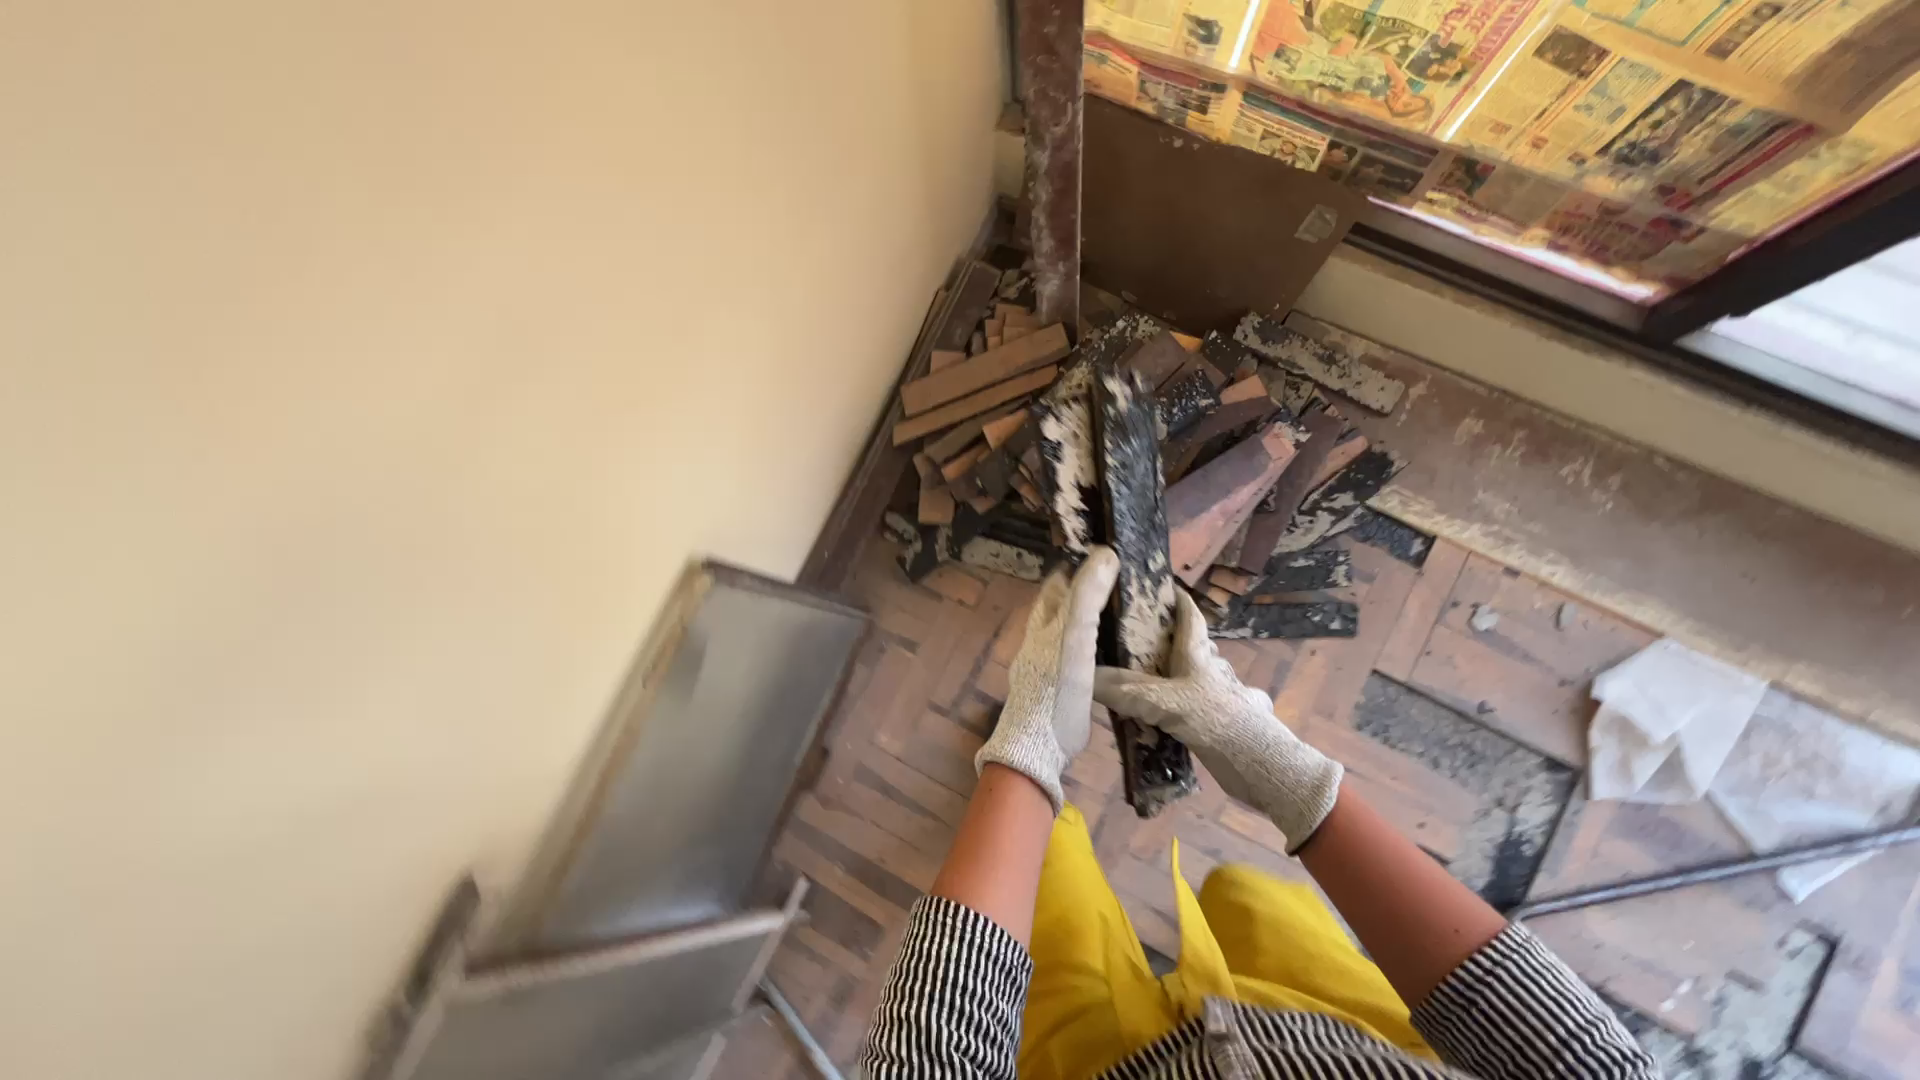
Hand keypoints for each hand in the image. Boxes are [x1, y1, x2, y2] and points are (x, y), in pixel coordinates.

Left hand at [975, 546, 1118, 814]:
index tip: (1105, 560)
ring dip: (1089, 626)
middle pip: (1060, 612)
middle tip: (1119, 589)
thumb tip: (1105, 553)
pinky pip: (1077, 663)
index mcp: (1041, 627)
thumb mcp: (1074, 636)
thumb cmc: (1055, 689)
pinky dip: (1093, 653)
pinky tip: (1111, 659)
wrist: (1038, 748)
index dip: (1076, 571)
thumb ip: (1087, 597)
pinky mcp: (1058, 695)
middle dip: (1083, 598)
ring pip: (1068, 638)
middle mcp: (1039, 645)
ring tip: (1122, 620)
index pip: (1055, 588)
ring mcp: (1046, 671)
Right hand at [1093, 590, 1341, 851]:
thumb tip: (1084, 678)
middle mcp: (1216, 672)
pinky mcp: (1235, 725)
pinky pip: (1212, 710)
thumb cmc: (1216, 721)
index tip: (1168, 589)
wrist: (1264, 766)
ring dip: (1189, 679)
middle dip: (1179, 644)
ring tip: (1161, 687)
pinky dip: (1199, 712)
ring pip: (1207, 679)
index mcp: (1199, 658)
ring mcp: (1230, 699)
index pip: (1190, 618)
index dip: (1179, 602)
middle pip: (1199, 649)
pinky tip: (1187, 724)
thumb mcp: (1163, 704)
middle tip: (1149, 647)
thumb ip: (1125, 691)